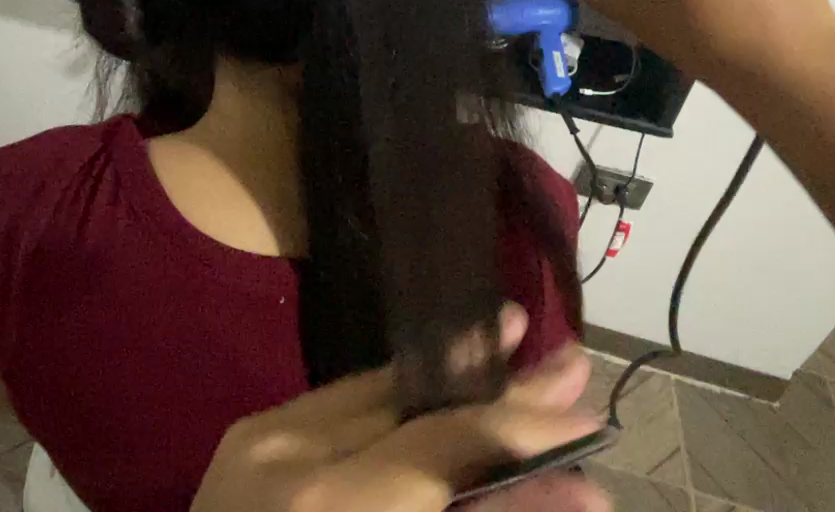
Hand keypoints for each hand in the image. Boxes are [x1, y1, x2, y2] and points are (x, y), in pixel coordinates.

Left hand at [191, 305, 608, 511]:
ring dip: (448, 372)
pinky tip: (436, 376)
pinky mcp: (251, 431)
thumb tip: (572, 492)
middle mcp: (290, 448)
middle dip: (497, 387)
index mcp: (333, 503)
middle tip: (566, 361)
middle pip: (416, 402)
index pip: (446, 443)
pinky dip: (394, 392)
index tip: (583, 416)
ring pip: (374, 387)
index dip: (522, 428)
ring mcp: (263, 433)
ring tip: (508, 338)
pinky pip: (339, 401)